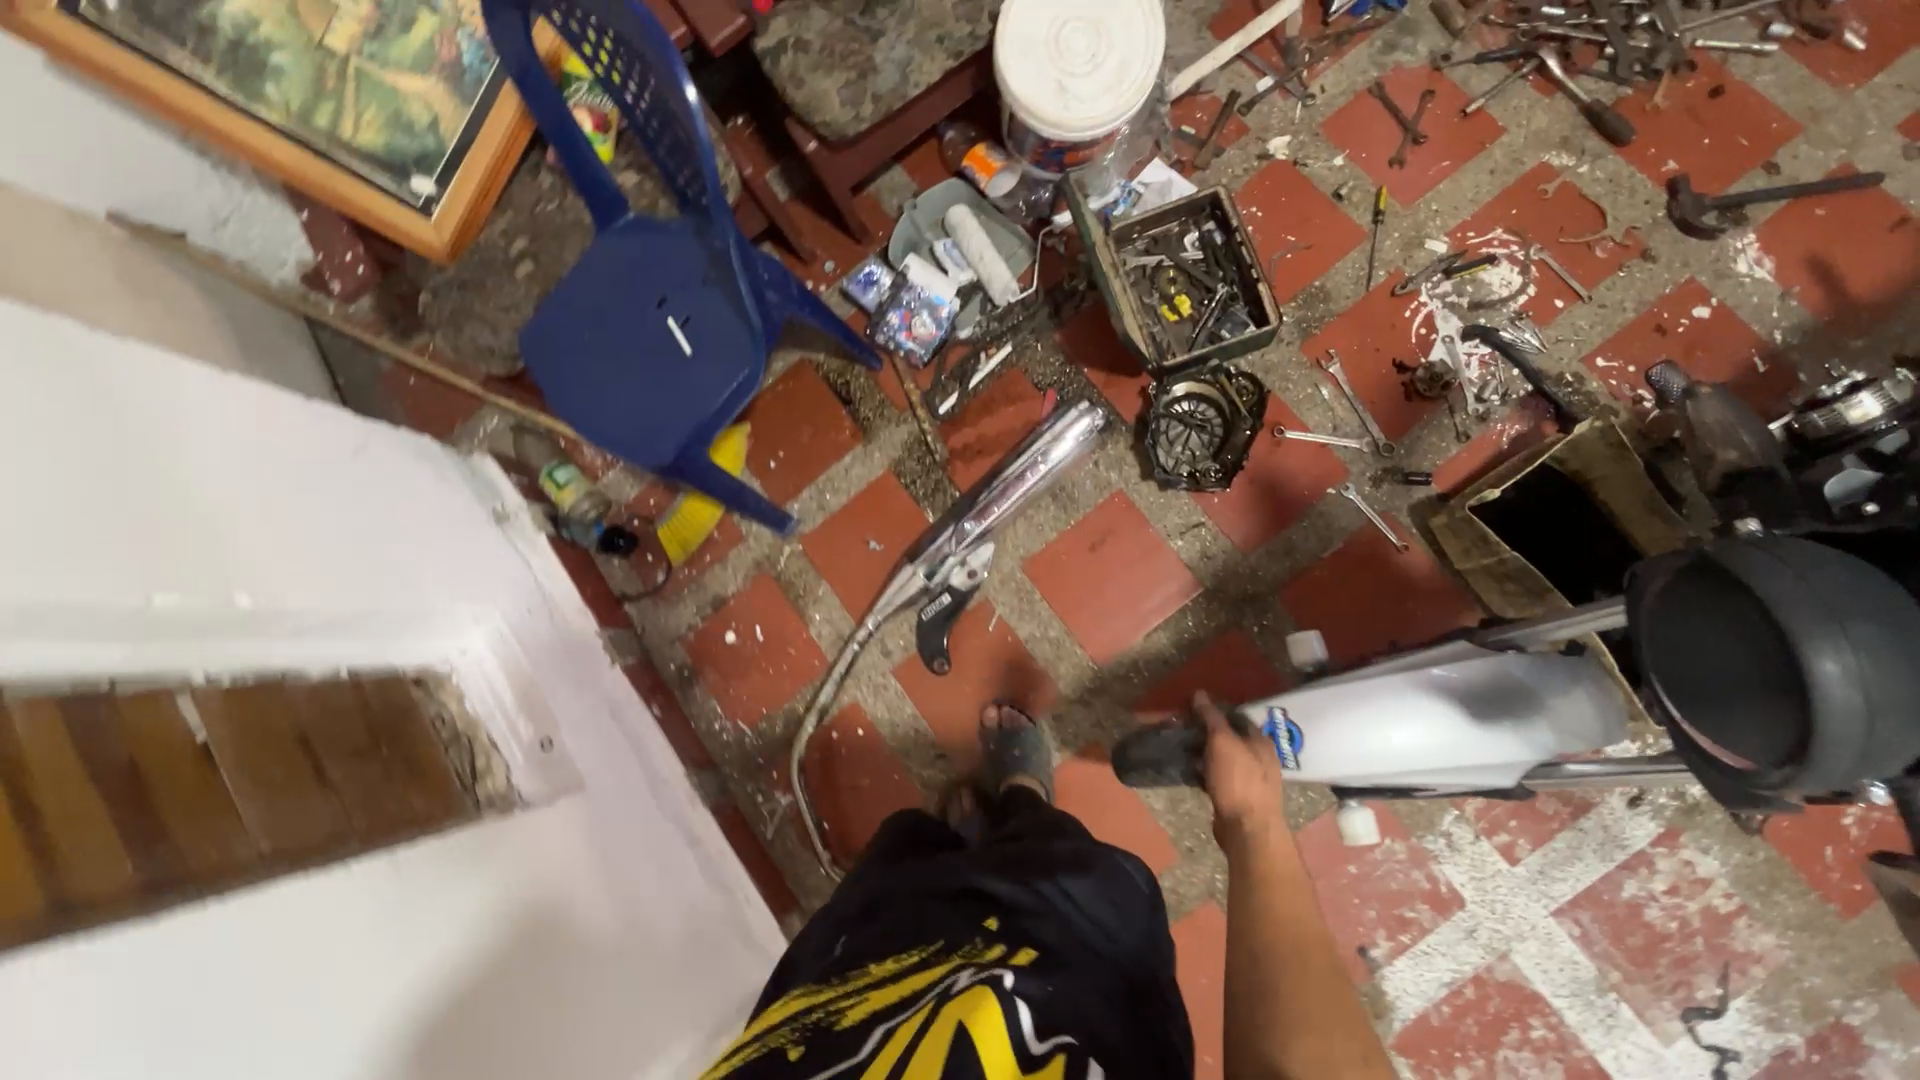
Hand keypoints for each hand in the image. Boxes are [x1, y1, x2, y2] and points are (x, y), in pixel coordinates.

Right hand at [1195, 691, 1285, 846]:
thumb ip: (1211, 717)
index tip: (1192, 710)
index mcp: (1260, 741)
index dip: (1215, 711)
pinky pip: (1218, 778)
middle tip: (1183, 730)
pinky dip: (1204, 773)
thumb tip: (1199, 693)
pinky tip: (1189, 772)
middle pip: (1229, 738)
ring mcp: (1249, 779)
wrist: (1247, 828)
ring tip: (1181, 749)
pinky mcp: (1237, 797)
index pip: (1237, 716)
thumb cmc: (1238, 780)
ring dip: (1203, 754)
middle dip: (1206, 733)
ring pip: (1222, 758)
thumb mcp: (1222, 742)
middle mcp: (1259, 758)